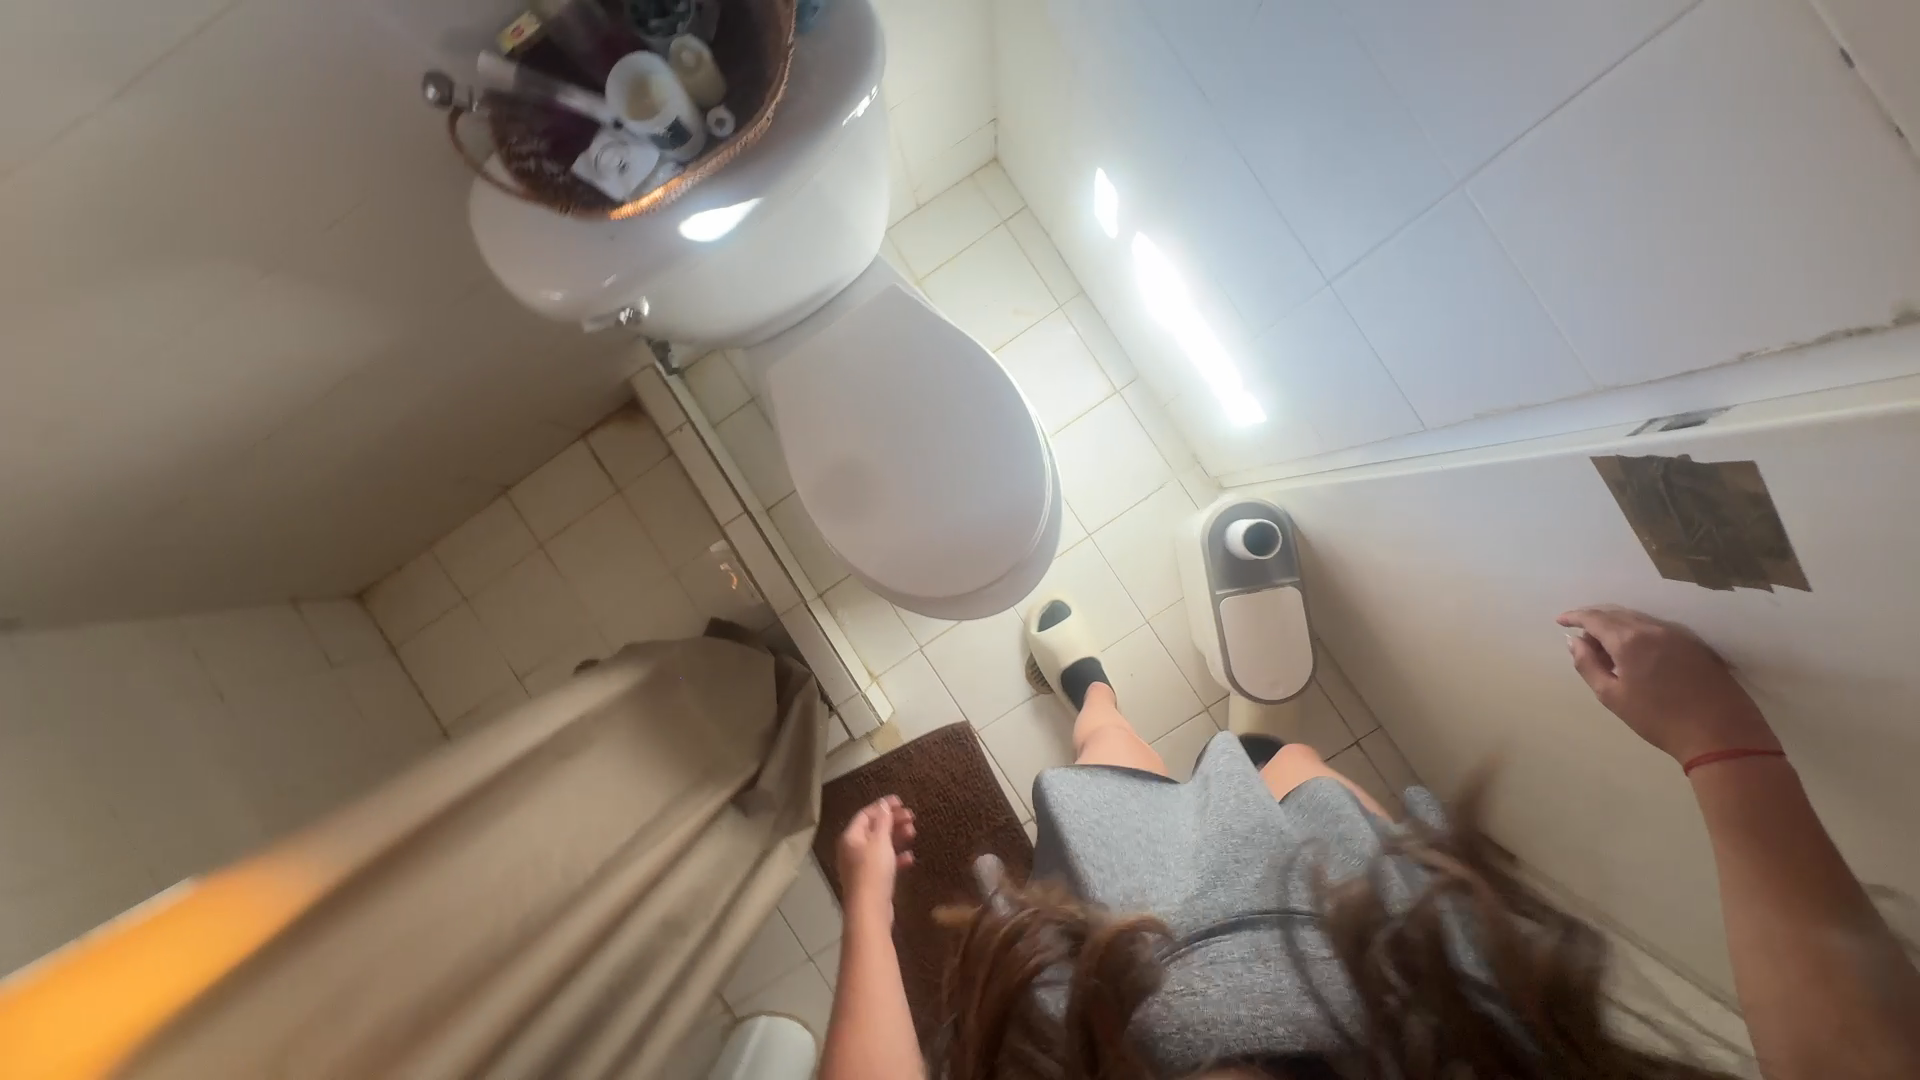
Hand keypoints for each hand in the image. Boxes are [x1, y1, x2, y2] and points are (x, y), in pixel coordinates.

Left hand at [836, 795, 914, 925]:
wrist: (870, 909)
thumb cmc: (873, 870)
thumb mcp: (880, 841)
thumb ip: (883, 821)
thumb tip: (883, 804)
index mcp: (851, 837)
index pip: (866, 814)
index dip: (883, 806)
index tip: (901, 802)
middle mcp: (853, 850)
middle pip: (874, 829)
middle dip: (893, 821)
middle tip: (911, 816)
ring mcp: (862, 866)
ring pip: (881, 845)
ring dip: (897, 837)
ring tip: (913, 832)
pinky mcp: (872, 880)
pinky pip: (885, 863)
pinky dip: (897, 857)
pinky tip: (910, 857)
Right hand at [1557, 605, 1778, 764]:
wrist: (1723, 736)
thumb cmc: (1657, 718)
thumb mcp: (1610, 695)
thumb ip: (1586, 664)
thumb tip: (1574, 641)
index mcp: (1630, 640)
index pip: (1594, 618)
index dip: (1574, 617)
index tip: (1559, 621)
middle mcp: (1655, 630)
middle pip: (1617, 613)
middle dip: (1594, 620)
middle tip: (1581, 638)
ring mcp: (1681, 636)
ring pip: (1638, 620)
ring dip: (1616, 626)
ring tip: (1606, 648)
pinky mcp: (1698, 647)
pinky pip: (1658, 629)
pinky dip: (1638, 632)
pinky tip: (1634, 653)